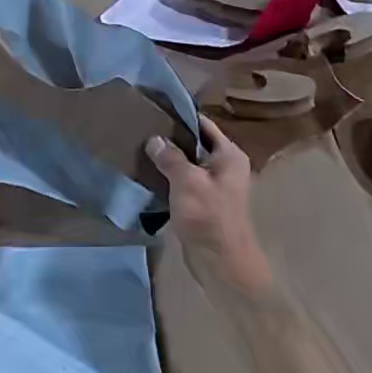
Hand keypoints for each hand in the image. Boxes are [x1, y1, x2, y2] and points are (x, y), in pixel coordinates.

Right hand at [147, 118, 274, 298]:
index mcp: (229, 154)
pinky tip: (150, 177)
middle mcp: (226, 166)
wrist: (221, 261)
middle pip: (197, 145)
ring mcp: (217, 186)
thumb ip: (170, 157)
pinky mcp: (205, 203)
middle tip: (144, 131)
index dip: (182, 118)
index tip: (156, 111)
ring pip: (190, 166)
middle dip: (173, 140)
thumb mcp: (186, 181)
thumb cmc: (208, 215)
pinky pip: (187, 184)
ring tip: (142, 152)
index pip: (204, 125)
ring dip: (170, 162)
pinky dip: (172, 180)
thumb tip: (155, 139)